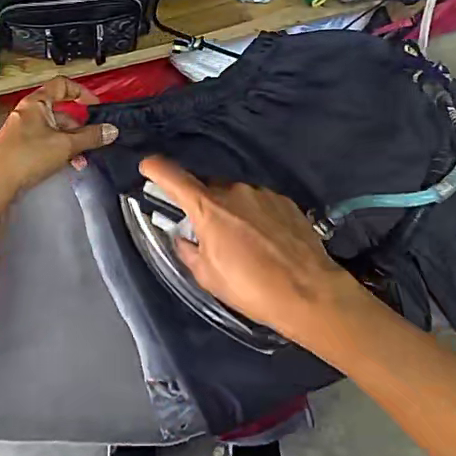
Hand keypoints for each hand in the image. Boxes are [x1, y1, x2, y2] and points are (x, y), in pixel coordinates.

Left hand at [0, 78, 116, 203]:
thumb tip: (110, 130)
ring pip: (56, 130)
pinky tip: (68, 164)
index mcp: (37, 104)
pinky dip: (60, 150)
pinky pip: (47, 143)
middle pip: (62, 112)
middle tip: (92, 140)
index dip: (82, 92)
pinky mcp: (20, 147)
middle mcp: (28, 114)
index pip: (62, 85)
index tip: (94, 105)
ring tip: (81, 159)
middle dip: (80, 127)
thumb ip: (92, 136)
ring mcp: (23, 131)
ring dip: (72, 142)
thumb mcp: (67, 145)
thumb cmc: (26, 157)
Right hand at [138, 156, 367, 343]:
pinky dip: (257, 216)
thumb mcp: (208, 276)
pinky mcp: (287, 201)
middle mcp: (237, 192)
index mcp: (210, 208)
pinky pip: (262, 203)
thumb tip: (184, 237)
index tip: (148, 165)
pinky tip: (265, 240)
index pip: (175, 178)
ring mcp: (265, 194)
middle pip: (210, 189)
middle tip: (208, 233)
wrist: (307, 289)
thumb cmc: (251, 287)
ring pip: (238, 196)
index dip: (157, 169)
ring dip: (234, 212)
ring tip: (244, 244)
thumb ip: (189, 250)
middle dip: (204, 205)